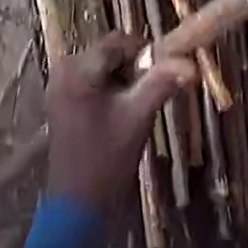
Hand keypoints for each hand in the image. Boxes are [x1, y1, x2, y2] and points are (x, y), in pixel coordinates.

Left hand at [43, 33, 195, 212]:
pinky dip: (107, 88)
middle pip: (107, 52)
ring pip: (100, 66)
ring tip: (135, 105)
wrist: (78, 206)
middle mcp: (63, 68)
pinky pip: (89, 80)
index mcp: (78, 68)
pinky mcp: (59, 100)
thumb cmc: (107, 160)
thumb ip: (160, 84)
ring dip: (121, 79)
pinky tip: (118, 113)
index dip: (144, 51)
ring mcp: (58, 84)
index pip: (117, 41)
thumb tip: (189, 63)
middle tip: (149, 93)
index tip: (164, 71)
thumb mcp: (137, 118)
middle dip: (132, 67)